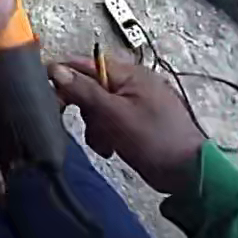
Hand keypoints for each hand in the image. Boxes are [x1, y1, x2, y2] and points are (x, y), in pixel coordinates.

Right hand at [49, 55, 205, 193]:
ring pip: (96, 106)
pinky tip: (110, 148)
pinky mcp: (134, 121)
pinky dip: (105, 133)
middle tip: (79, 122)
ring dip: (94, 125)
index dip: (65, 76)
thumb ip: (83, 91)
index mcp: (129, 73)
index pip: (86, 63)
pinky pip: (108, 120)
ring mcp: (134, 102)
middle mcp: (131, 83)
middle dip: (82, 107)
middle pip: (90, 85)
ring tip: (103, 141)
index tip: (50, 94)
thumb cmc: (153, 139)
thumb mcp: (113, 113)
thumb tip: (55, 69)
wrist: (187, 173)